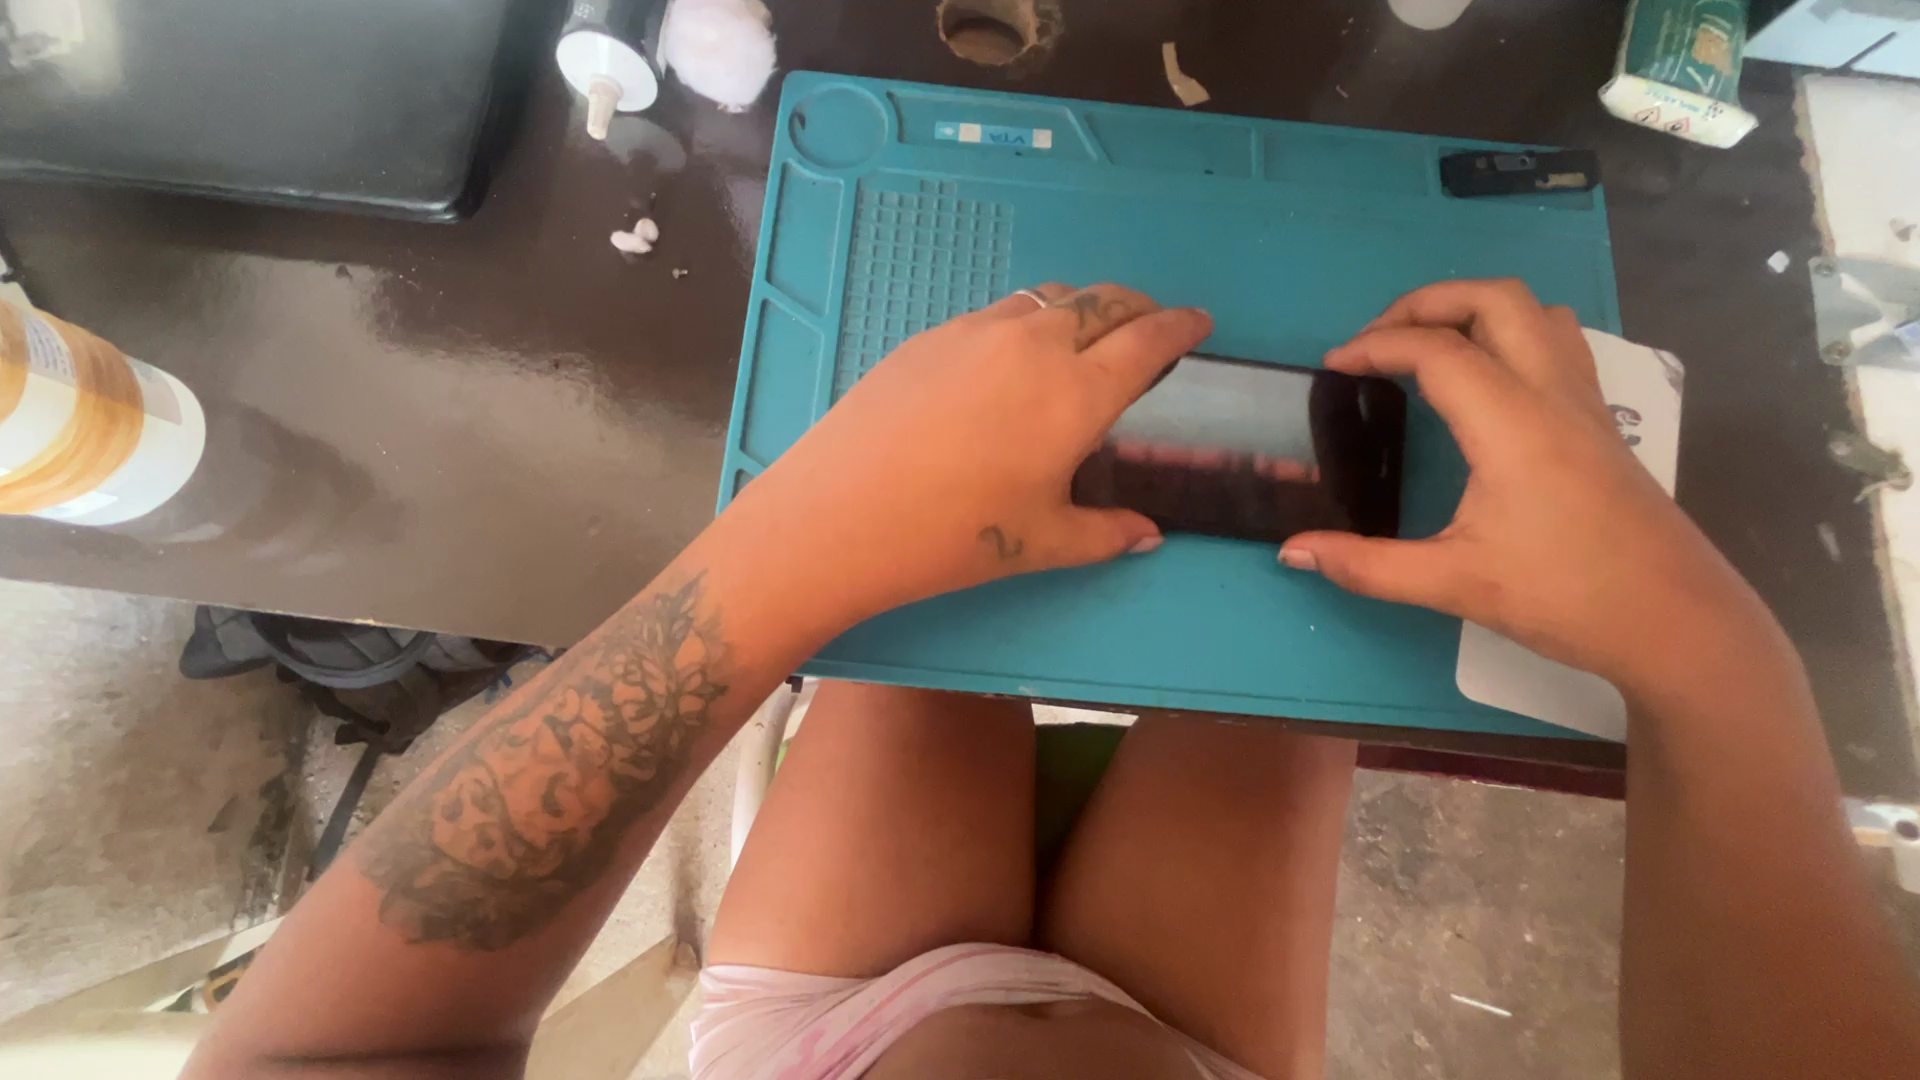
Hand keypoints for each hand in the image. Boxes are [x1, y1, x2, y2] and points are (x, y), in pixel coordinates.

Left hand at [735, 283, 1212, 619]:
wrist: (842, 513)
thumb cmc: (954, 535)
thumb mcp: (1042, 543)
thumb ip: (1107, 535)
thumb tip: (1150, 536)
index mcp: (1077, 392)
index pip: (1148, 340)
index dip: (1181, 326)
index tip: (1199, 322)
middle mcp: (1034, 345)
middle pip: (1103, 301)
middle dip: (1138, 307)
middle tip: (1149, 326)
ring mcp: (977, 331)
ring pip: (1047, 298)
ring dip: (1081, 309)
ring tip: (1083, 338)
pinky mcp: (931, 336)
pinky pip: (998, 313)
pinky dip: (1026, 322)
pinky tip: (1009, 359)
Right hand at [1280, 279, 1772, 688]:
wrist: (1677, 625)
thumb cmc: (1564, 598)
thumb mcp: (1450, 584)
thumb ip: (1363, 565)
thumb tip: (1290, 552)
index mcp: (1513, 427)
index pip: (1438, 351)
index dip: (1375, 347)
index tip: (1332, 367)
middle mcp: (1554, 397)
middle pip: (1496, 300)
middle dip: (1426, 303)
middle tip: (1375, 340)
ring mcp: (1585, 405)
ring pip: (1535, 312)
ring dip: (1471, 310)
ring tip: (1420, 346)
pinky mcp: (1598, 422)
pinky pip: (1554, 343)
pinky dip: (1505, 334)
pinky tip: (1476, 378)